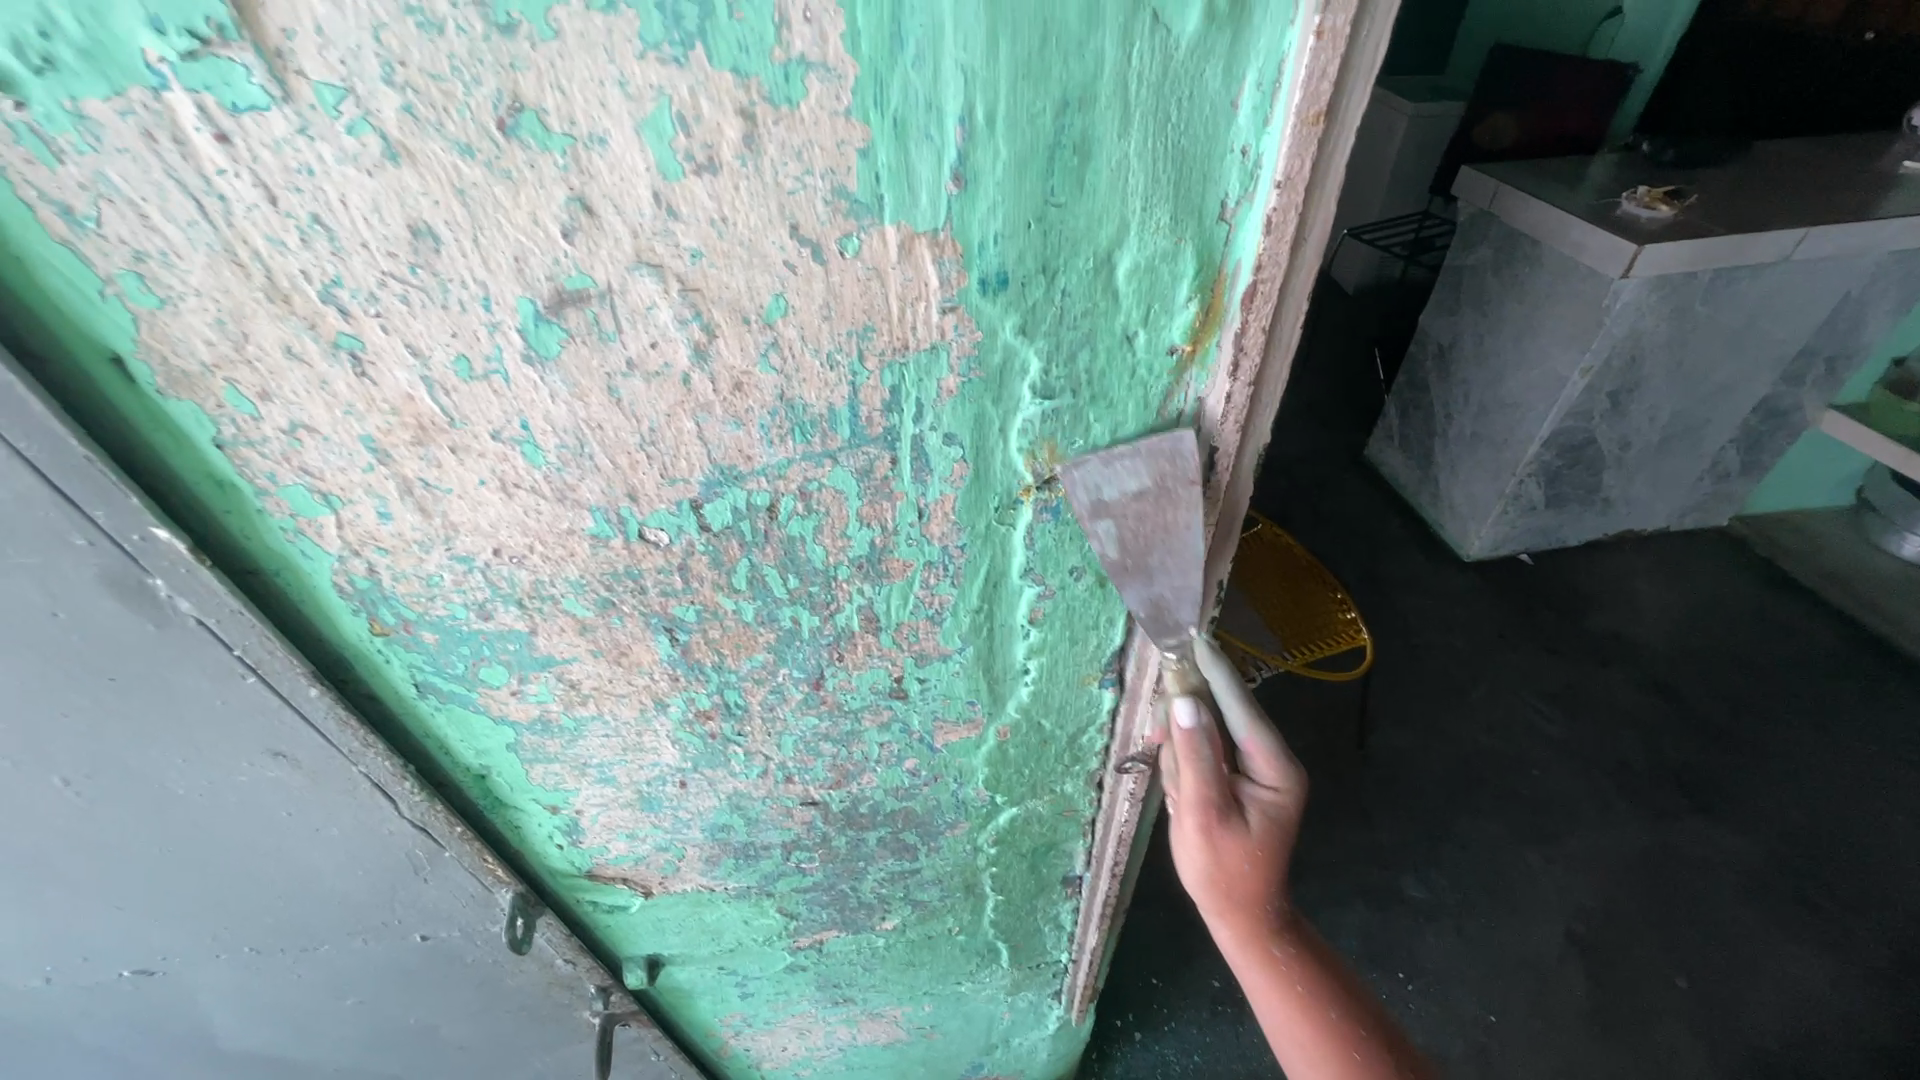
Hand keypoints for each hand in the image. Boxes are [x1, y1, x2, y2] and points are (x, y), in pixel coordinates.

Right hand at [1155, 635, 1307, 944]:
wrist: (1240, 913)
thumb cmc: (1224, 870)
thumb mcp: (1204, 813)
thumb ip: (1194, 753)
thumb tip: (1183, 700)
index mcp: (1275, 766)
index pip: (1240, 706)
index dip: (1215, 671)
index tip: (1194, 638)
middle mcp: (1268, 758)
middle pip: (1219, 713)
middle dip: (1184, 727)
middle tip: (1158, 740)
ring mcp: (1252, 766)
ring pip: (1203, 731)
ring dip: (1180, 754)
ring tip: (1181, 798)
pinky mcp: (1234, 773)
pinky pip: (1200, 749)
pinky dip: (1182, 764)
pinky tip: (1182, 795)